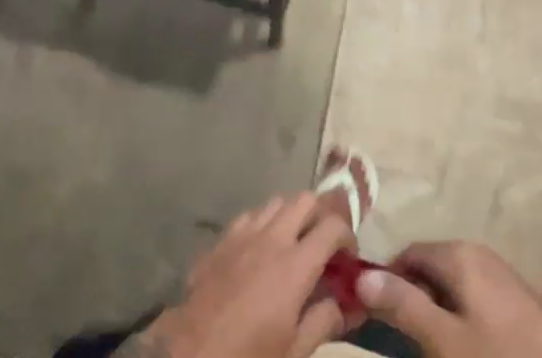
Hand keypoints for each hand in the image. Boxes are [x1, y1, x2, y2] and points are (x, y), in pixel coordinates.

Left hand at [137, 193, 357, 357]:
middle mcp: (271, 239)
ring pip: (275, 202)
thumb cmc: (249, 353)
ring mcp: (242, 235)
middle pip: (304, 200)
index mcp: (296, 265)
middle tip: (325, 240)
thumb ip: (324, 321)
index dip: (347, 235)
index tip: (348, 256)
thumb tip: (341, 304)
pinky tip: (261, 246)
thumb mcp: (295, 349)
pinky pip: (248, 216)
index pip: (332, 226)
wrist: (192, 352)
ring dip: (291, 215)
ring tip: (295, 240)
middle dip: (321, 213)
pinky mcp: (220, 241)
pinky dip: (263, 223)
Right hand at [355, 242, 541, 357]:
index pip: (406, 254)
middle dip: (413, 298)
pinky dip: (462, 319)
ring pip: (453, 286)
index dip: (386, 282)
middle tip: (406, 338)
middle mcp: (481, 254)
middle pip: (430, 269)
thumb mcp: (445, 340)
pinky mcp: (520, 301)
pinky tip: (466, 348)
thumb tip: (361, 276)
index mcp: (460, 254)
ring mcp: (504, 277)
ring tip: (434, 347)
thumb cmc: (501, 357)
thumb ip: (404, 306)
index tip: (373, 315)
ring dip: (437, 312)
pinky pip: (476, 300)